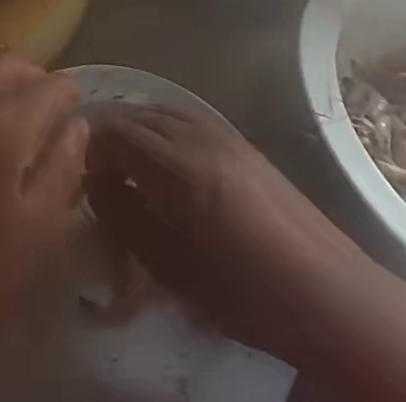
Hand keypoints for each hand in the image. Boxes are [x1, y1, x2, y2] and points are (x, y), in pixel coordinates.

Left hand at [0, 54, 89, 351]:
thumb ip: (63, 166)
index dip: (68, 90)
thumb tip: (77, 125)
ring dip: (0, 81)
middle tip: (51, 101)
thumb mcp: (39, 228)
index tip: (79, 101)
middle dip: (33, 74)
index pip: (45, 86)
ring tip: (19, 112)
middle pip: (2, 65)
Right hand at [85, 104, 370, 366]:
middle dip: (104, 133)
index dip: (85, 145)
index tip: (75, 171)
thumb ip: (123, 216)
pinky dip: (160, 127)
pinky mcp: (242, 144)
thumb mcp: (169, 266)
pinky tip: (162, 160)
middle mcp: (195, 135)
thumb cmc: (244, 292)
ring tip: (122, 161)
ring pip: (160, 109)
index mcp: (175, 165)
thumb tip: (95, 183)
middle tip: (91, 166)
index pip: (111, 130)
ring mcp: (222, 134)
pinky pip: (186, 118)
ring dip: (133, 126)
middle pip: (133, 113)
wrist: (331, 296)